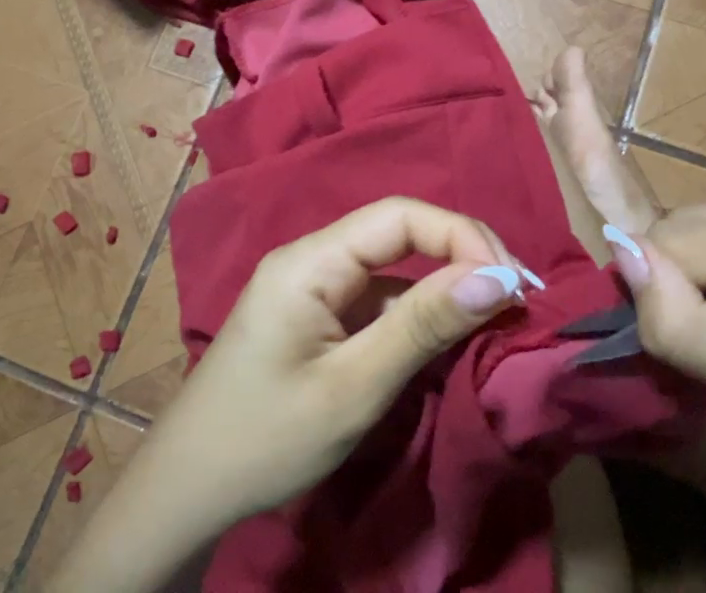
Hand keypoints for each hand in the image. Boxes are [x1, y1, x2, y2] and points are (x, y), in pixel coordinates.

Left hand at [53, 198, 531, 592]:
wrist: (189, 491)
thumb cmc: (267, 438)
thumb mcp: (355, 386)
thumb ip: (424, 325)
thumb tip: (501, 276)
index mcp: (310, 261)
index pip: (400, 215)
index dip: (462, 236)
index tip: (511, 283)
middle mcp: (312, 259)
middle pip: (399, 233)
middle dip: (462, 257)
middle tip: (517, 299)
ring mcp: (314, 289)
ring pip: (395, 268)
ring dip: (446, 288)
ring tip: (496, 318)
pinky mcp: (318, 318)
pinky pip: (380, 299)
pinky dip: (420, 314)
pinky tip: (451, 336)